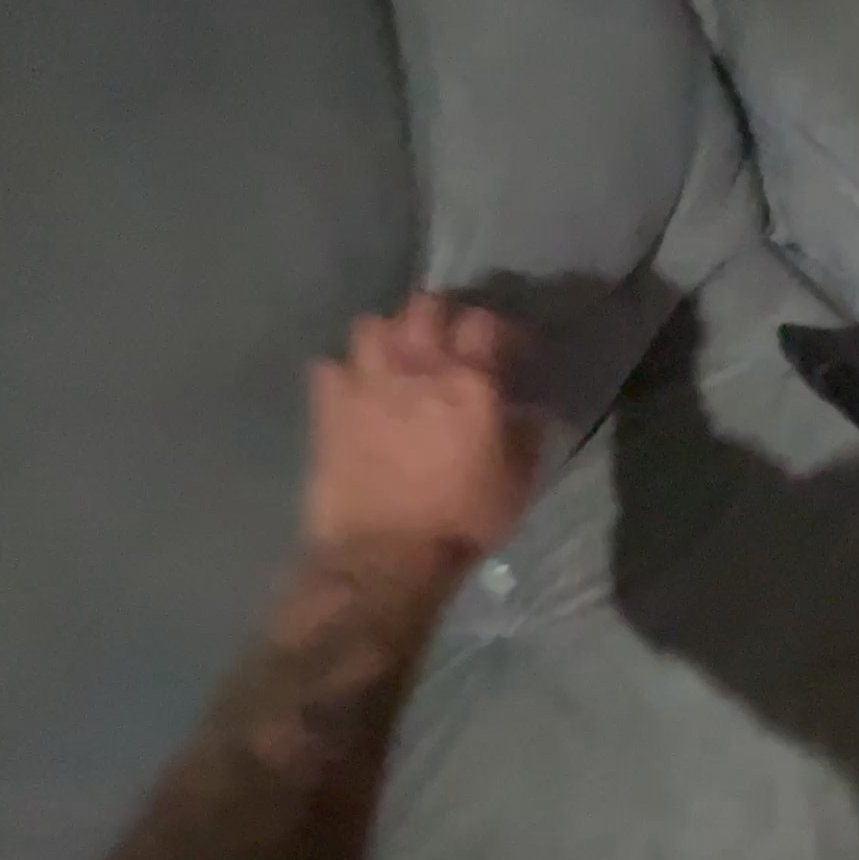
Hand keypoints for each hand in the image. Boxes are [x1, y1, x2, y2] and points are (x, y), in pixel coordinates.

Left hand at [305, 292, 539, 565]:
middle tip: (455, 340)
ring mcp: (365, 383)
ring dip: (392, 334)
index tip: (511, 347)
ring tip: (402, 357)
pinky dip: (348, 369)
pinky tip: (361, 388)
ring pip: (372, 324)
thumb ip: (528, 432)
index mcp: (471, 383)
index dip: (501, 327)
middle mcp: (417, 368)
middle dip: (443, 314)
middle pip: (424, 306)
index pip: (485, 322)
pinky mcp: (328, 406)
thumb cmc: (467, 517)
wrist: (388, 553)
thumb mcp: (521, 478)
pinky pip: (331, 363)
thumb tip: (531, 408)